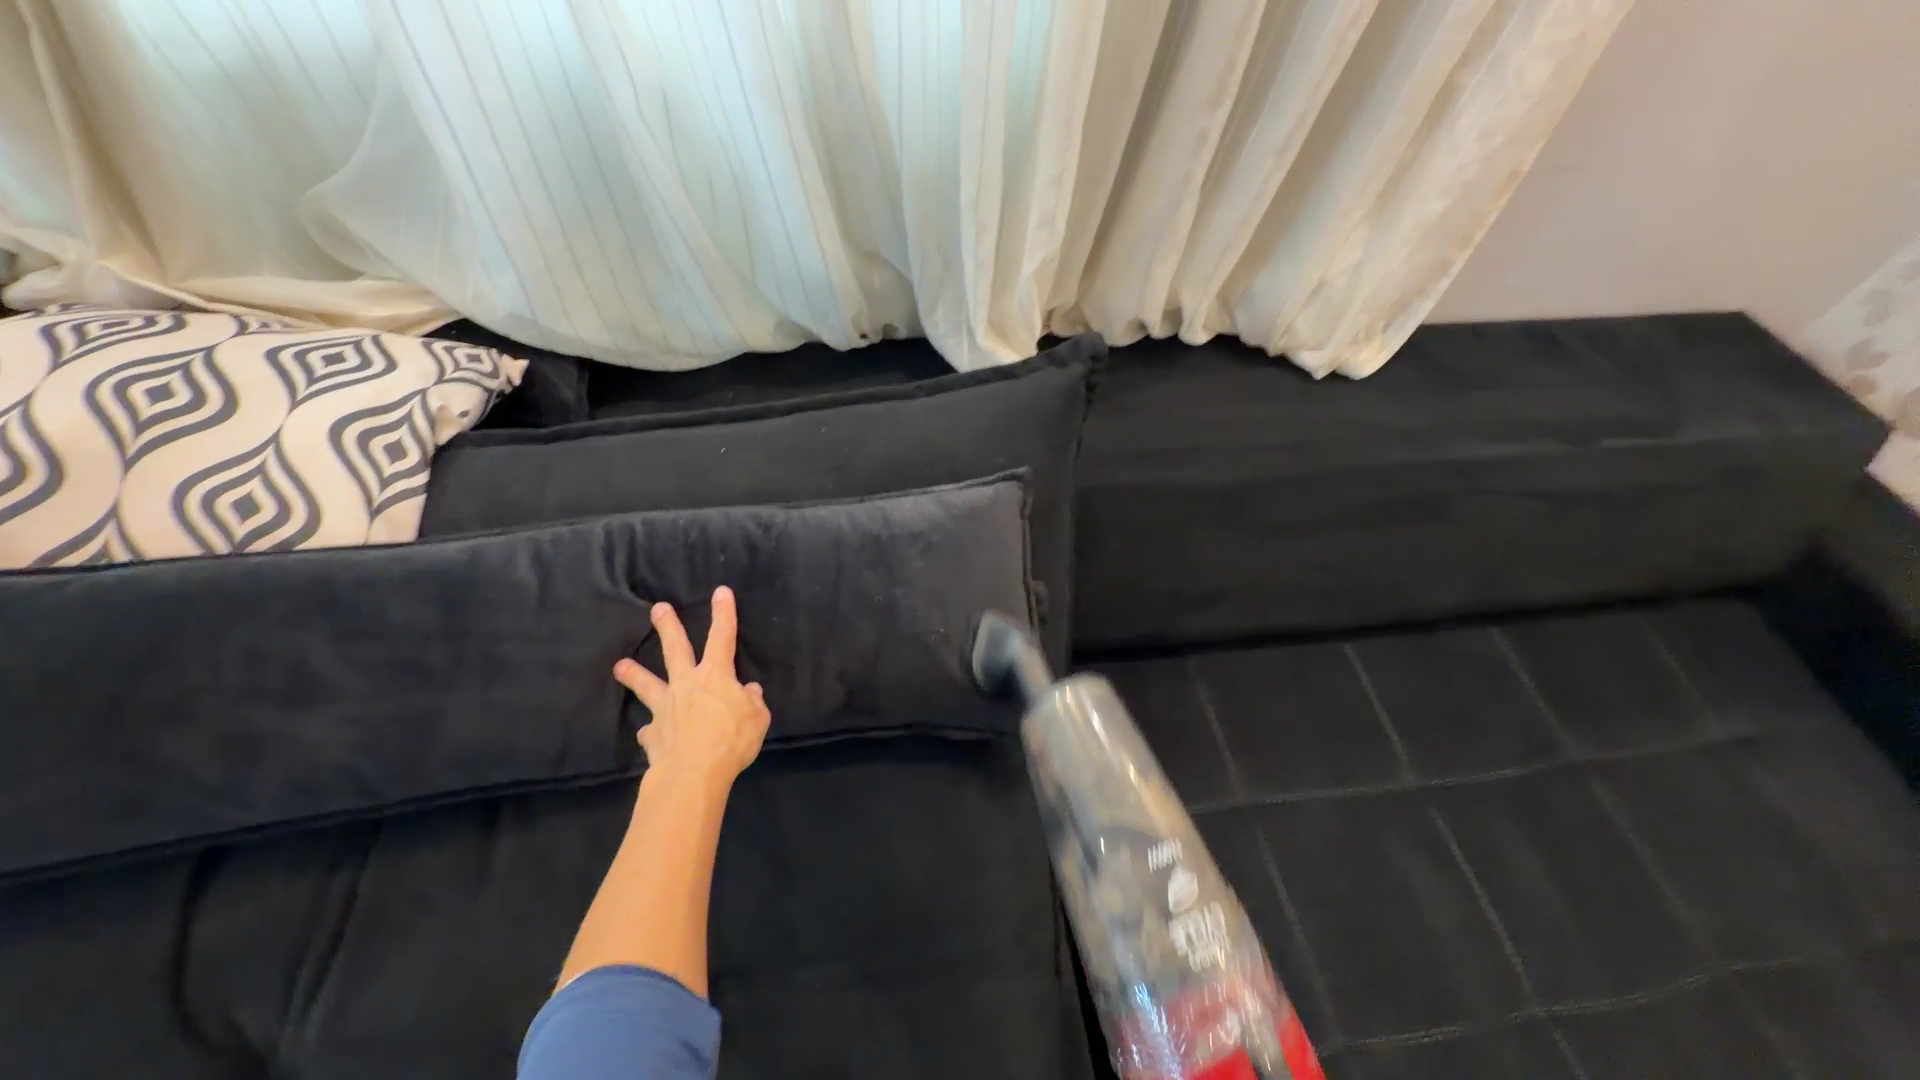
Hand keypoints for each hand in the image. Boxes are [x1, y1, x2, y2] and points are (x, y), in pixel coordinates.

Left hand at [614, 586, 770, 790]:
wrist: (693, 772)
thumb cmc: (731, 741)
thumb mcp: (757, 720)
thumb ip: (753, 703)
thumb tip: (748, 691)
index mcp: (716, 676)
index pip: (723, 637)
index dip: (723, 614)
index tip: (720, 592)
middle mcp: (686, 684)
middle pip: (675, 649)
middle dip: (668, 627)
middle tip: (658, 609)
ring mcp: (665, 708)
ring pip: (647, 684)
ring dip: (634, 674)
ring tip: (619, 666)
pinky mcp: (653, 734)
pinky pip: (650, 730)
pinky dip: (651, 731)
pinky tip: (648, 734)